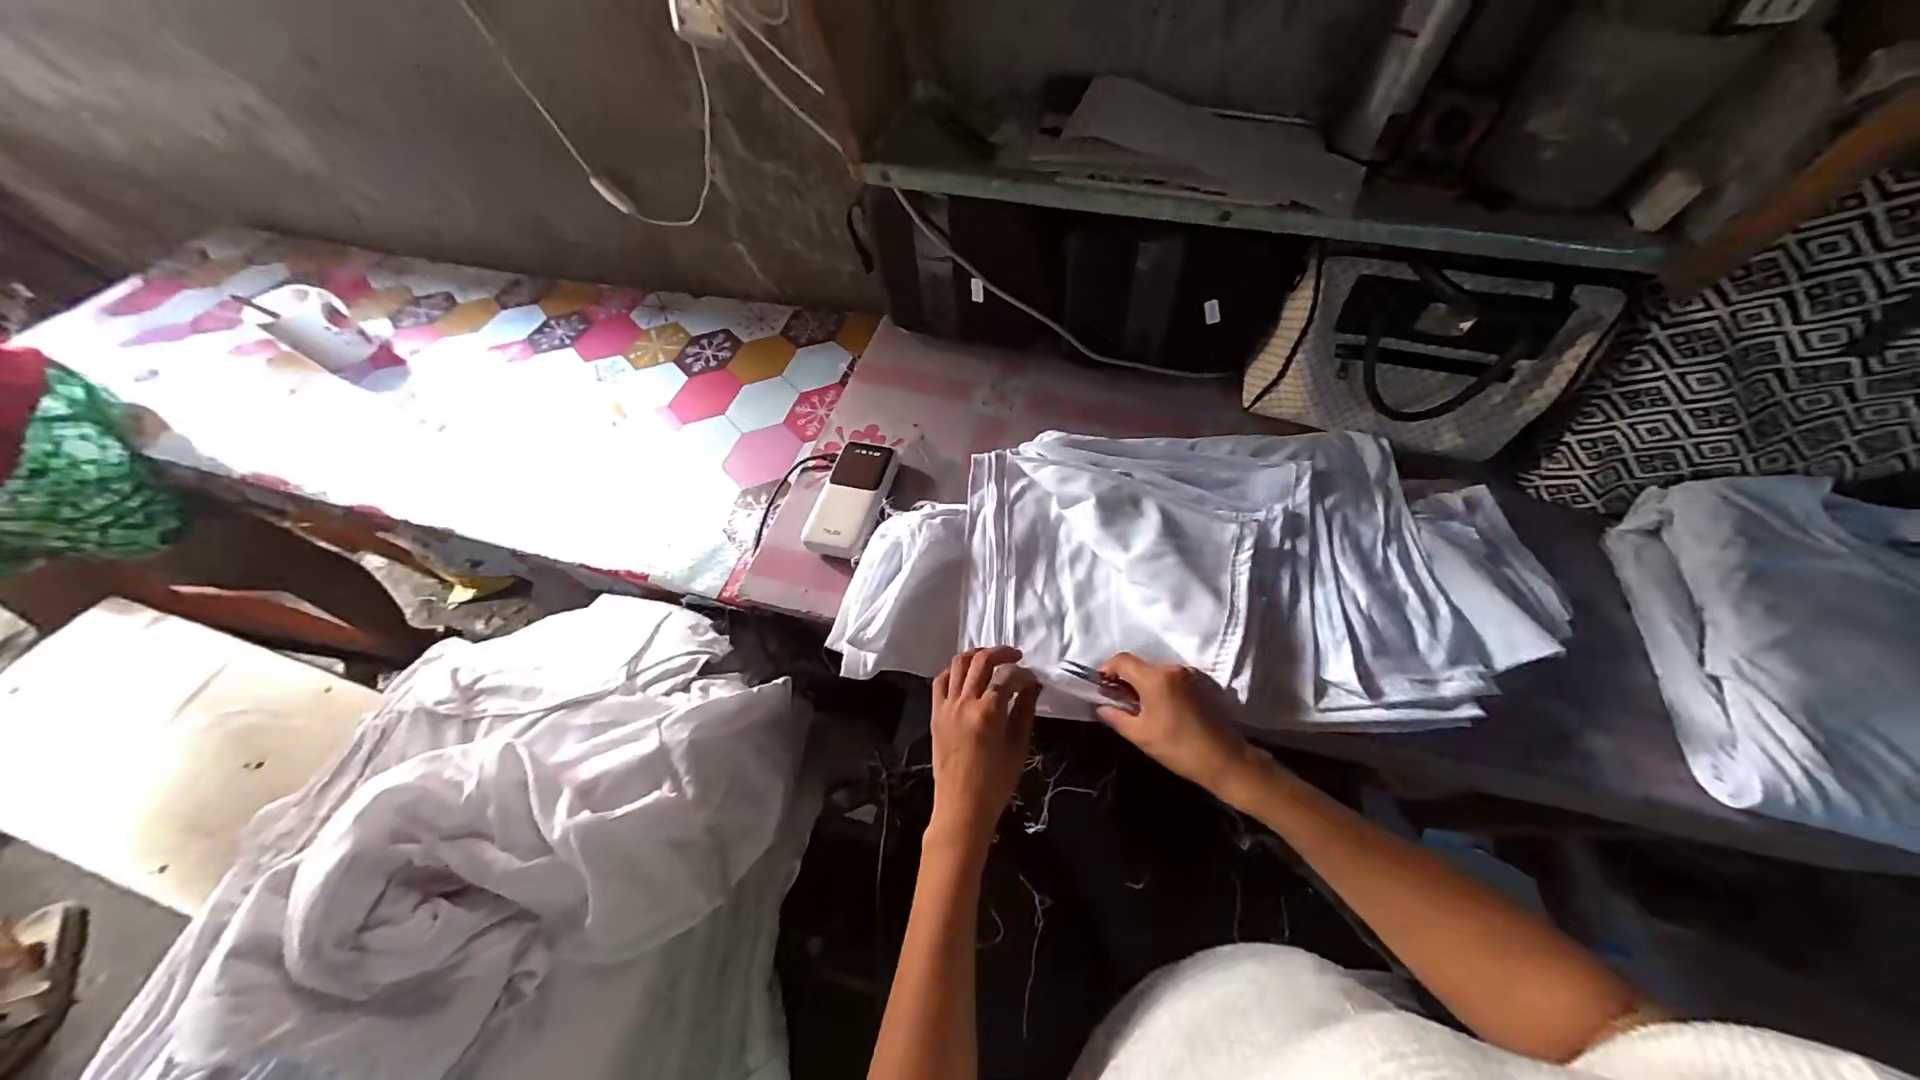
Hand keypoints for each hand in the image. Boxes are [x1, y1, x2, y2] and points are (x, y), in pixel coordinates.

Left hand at [927, 646, 1037, 853]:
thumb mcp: (1019, 747)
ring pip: (958, 664)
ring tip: (991, 658)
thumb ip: (1025, 710)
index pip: (1008, 677)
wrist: (962, 807)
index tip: (1034, 679)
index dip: (1024, 674)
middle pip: (982, 661)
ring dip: (977, 655)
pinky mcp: (935, 713)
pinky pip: (940, 681)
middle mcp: (965, 702)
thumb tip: (1033, 685)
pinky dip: (954, 671)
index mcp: (989, 712)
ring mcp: (946, 706)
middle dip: (1002, 652)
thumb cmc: (996, 782)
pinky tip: (966, 674)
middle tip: (1016, 656)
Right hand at [1096, 653, 1274, 802]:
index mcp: (1155, 678)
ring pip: (1154, 671)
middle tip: (1117, 701)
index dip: (1106, 670)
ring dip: (1142, 683)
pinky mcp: (1200, 683)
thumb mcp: (1140, 735)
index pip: (1121, 660)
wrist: (1226, 760)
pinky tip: (1158, 708)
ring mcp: (1189, 674)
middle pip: (1139, 664)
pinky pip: (1170, 678)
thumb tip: (1102, 706)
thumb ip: (1115, 716)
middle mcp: (1172, 669)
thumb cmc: (1178, 748)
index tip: (1101, 688)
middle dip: (1124, 679)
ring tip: (1138, 708)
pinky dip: (1158, 687)